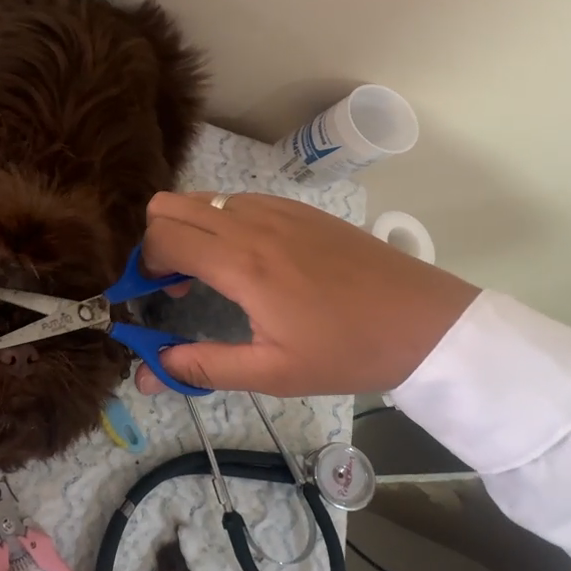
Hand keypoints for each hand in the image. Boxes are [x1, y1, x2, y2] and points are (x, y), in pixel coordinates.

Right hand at [136, 192, 480, 397]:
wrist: (427, 322)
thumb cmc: (349, 351)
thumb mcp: (275, 372)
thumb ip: (205, 367)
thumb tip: (148, 373)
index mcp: (240, 263)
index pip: (161, 237)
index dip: (144, 264)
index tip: (154, 296)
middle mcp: (248, 223)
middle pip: (167, 205)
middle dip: (156, 240)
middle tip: (175, 282)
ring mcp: (273, 209)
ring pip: (197, 197)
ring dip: (186, 228)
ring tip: (209, 272)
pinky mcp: (294, 207)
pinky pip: (232, 199)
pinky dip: (218, 221)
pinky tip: (247, 260)